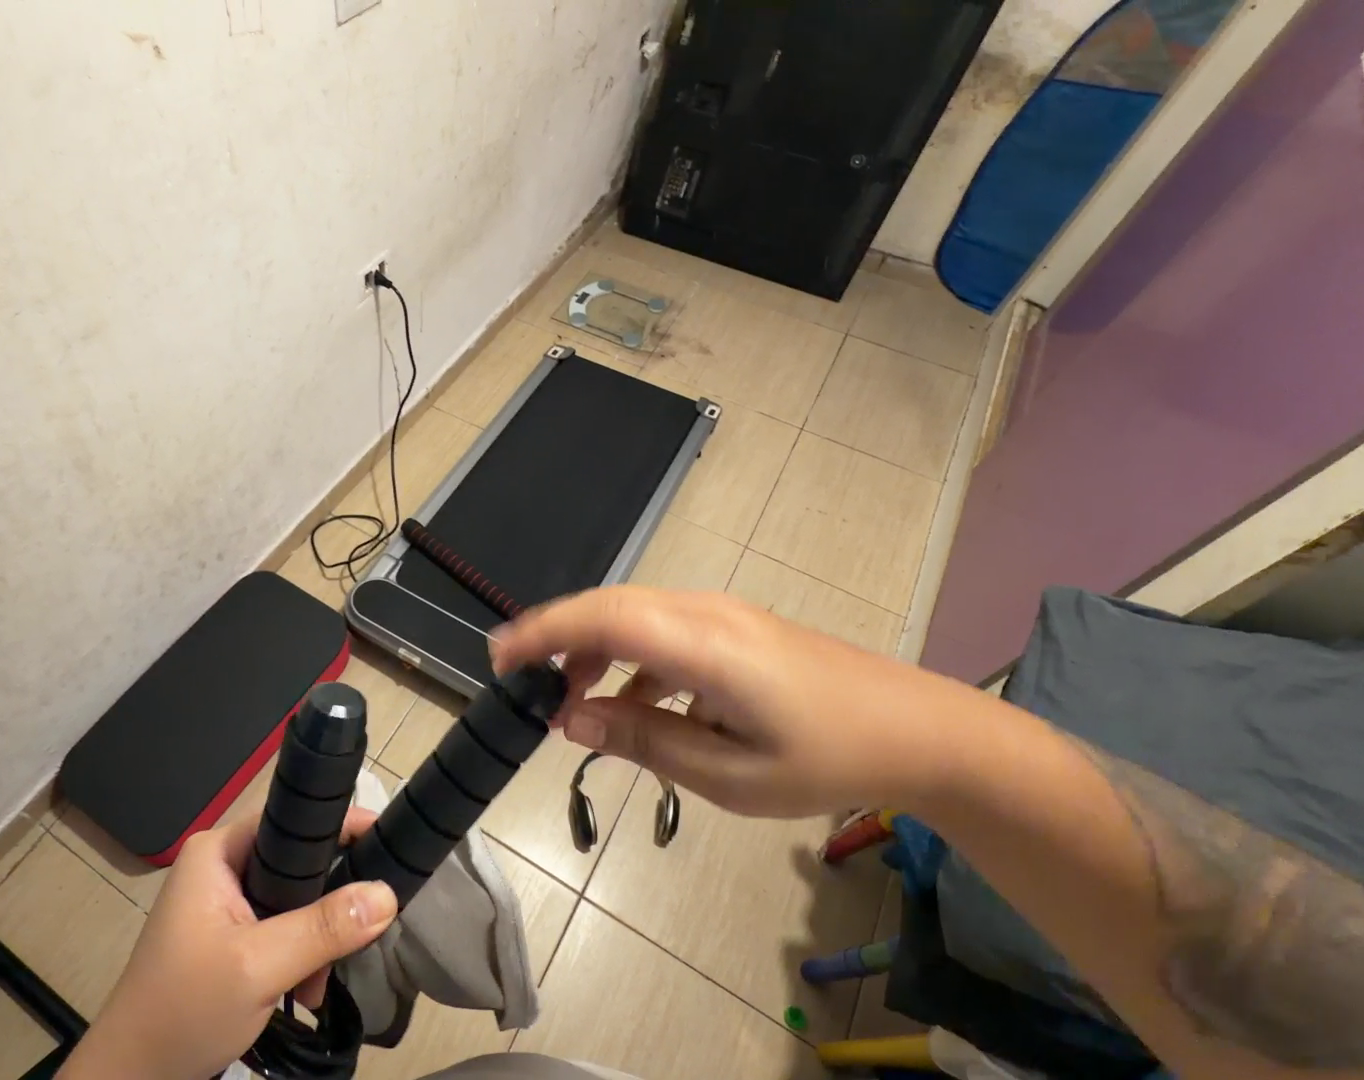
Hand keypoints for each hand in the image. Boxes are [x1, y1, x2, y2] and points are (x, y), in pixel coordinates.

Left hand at [60, 811, 397, 1079]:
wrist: (132, 1076)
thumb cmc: (184, 1010)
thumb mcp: (259, 966)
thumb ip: (323, 929)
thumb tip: (387, 893)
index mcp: (218, 852)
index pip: (292, 820)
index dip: (340, 828)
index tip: (388, 844)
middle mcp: (221, 865)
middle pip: (298, 861)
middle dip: (329, 902)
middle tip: (358, 930)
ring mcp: (223, 902)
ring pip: (295, 899)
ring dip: (315, 938)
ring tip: (318, 981)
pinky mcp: (229, 935)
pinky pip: (282, 927)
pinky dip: (299, 955)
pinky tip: (303, 991)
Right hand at [491, 586, 969, 817]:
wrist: (921, 731)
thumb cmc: (828, 760)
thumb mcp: (729, 775)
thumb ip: (645, 742)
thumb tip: (572, 722)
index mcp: (703, 645)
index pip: (602, 618)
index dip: (543, 631)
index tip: (498, 659)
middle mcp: (704, 612)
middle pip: (609, 605)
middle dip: (556, 639)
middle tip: (521, 685)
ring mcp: (721, 614)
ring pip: (632, 613)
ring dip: (591, 649)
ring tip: (570, 704)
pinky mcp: (733, 626)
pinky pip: (660, 628)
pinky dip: (628, 658)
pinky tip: (633, 705)